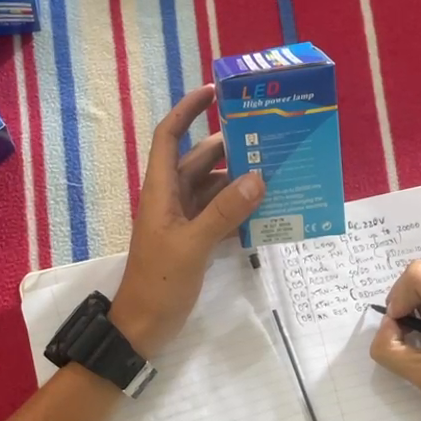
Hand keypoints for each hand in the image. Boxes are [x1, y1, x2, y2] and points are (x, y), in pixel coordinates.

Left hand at [110, 84, 266, 356]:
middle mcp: (171, 198)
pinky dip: (239, 210)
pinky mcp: (193, 241)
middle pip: (199, 160)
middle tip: (268, 138)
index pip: (169, 137)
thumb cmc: (159, 283)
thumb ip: (224, 212)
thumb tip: (257, 178)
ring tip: (277, 171)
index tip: (215, 92)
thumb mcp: (192, 245)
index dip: (187, 110)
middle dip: (229, 148)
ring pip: (213, 188)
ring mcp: (182, 220)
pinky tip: (268, 210)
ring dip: (239, 181)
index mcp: (161, 190)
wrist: (143, 328)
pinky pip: (219, 215)